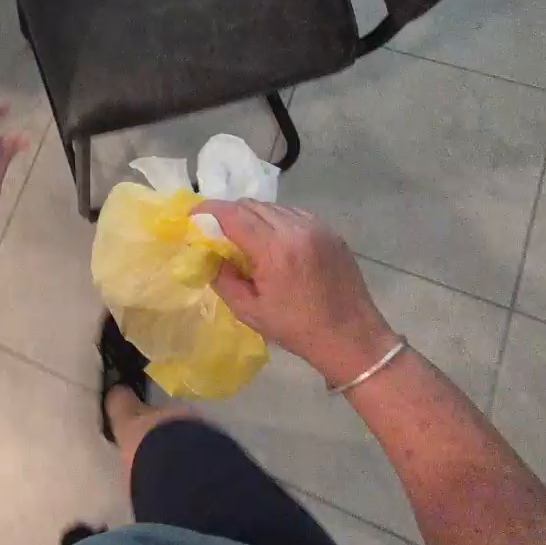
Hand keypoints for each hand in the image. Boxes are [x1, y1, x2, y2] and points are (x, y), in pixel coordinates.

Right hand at [202, 199, 398, 387]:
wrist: (354, 339)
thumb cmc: (297, 329)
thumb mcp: (248, 310)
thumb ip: (221, 277)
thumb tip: (207, 253)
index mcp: (274, 250)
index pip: (231, 213)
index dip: (207, 210)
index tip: (192, 218)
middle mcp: (296, 230)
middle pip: (250, 205)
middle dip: (227, 214)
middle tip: (216, 231)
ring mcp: (316, 228)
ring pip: (271, 206)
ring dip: (251, 216)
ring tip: (245, 237)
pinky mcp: (330, 232)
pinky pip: (292, 213)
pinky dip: (274, 220)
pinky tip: (273, 241)